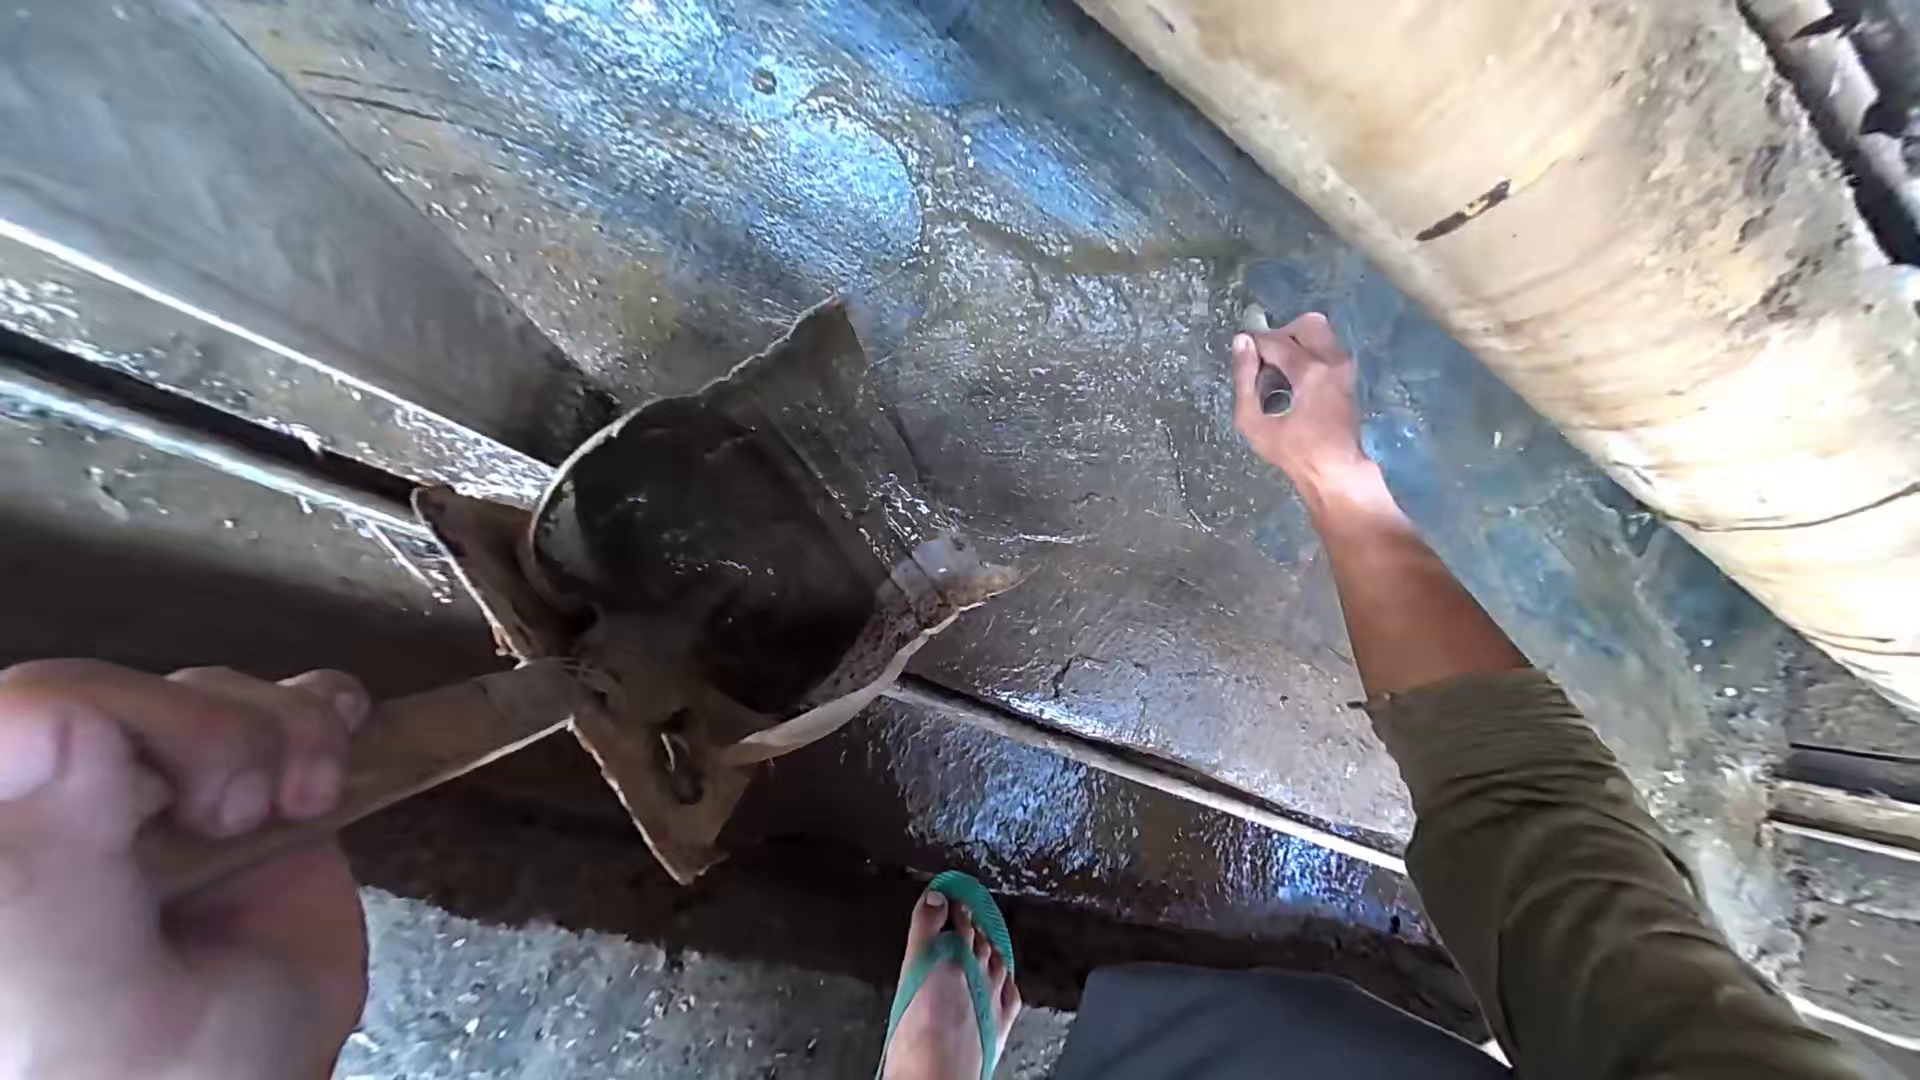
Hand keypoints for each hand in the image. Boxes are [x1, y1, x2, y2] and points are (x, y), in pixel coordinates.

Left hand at [0, 660, 368, 1079]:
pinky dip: (335, 710)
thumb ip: (42, 889)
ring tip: (310, 805)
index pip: (21, 715)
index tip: (190, 806)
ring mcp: (168, 794)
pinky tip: (339, 765)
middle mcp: (65, 812)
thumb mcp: (90, 1013)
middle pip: (140, 693)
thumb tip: (51, 724)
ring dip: (297, 732)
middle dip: (229, 735)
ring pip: (227, 690)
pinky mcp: (262, 783)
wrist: (261, 1079)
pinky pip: (300, 695)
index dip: (120, 724)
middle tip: (253, 815)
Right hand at [1232, 312, 1371, 498]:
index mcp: (1310, 371)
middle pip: (1305, 324)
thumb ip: (1244, 380)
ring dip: (1293, 345)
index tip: (1240, 357)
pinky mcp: (1348, 374)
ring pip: (1318, 333)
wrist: (1334, 468)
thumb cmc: (1291, 451)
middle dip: (1279, 337)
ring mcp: (1345, 365)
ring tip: (1276, 377)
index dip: (1252, 344)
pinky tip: (1291, 383)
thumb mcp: (1252, 421)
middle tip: (1263, 364)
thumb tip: (1241, 343)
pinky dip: (1305, 354)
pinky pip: (1325, 347)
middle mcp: (1333, 360)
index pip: (1275, 341)